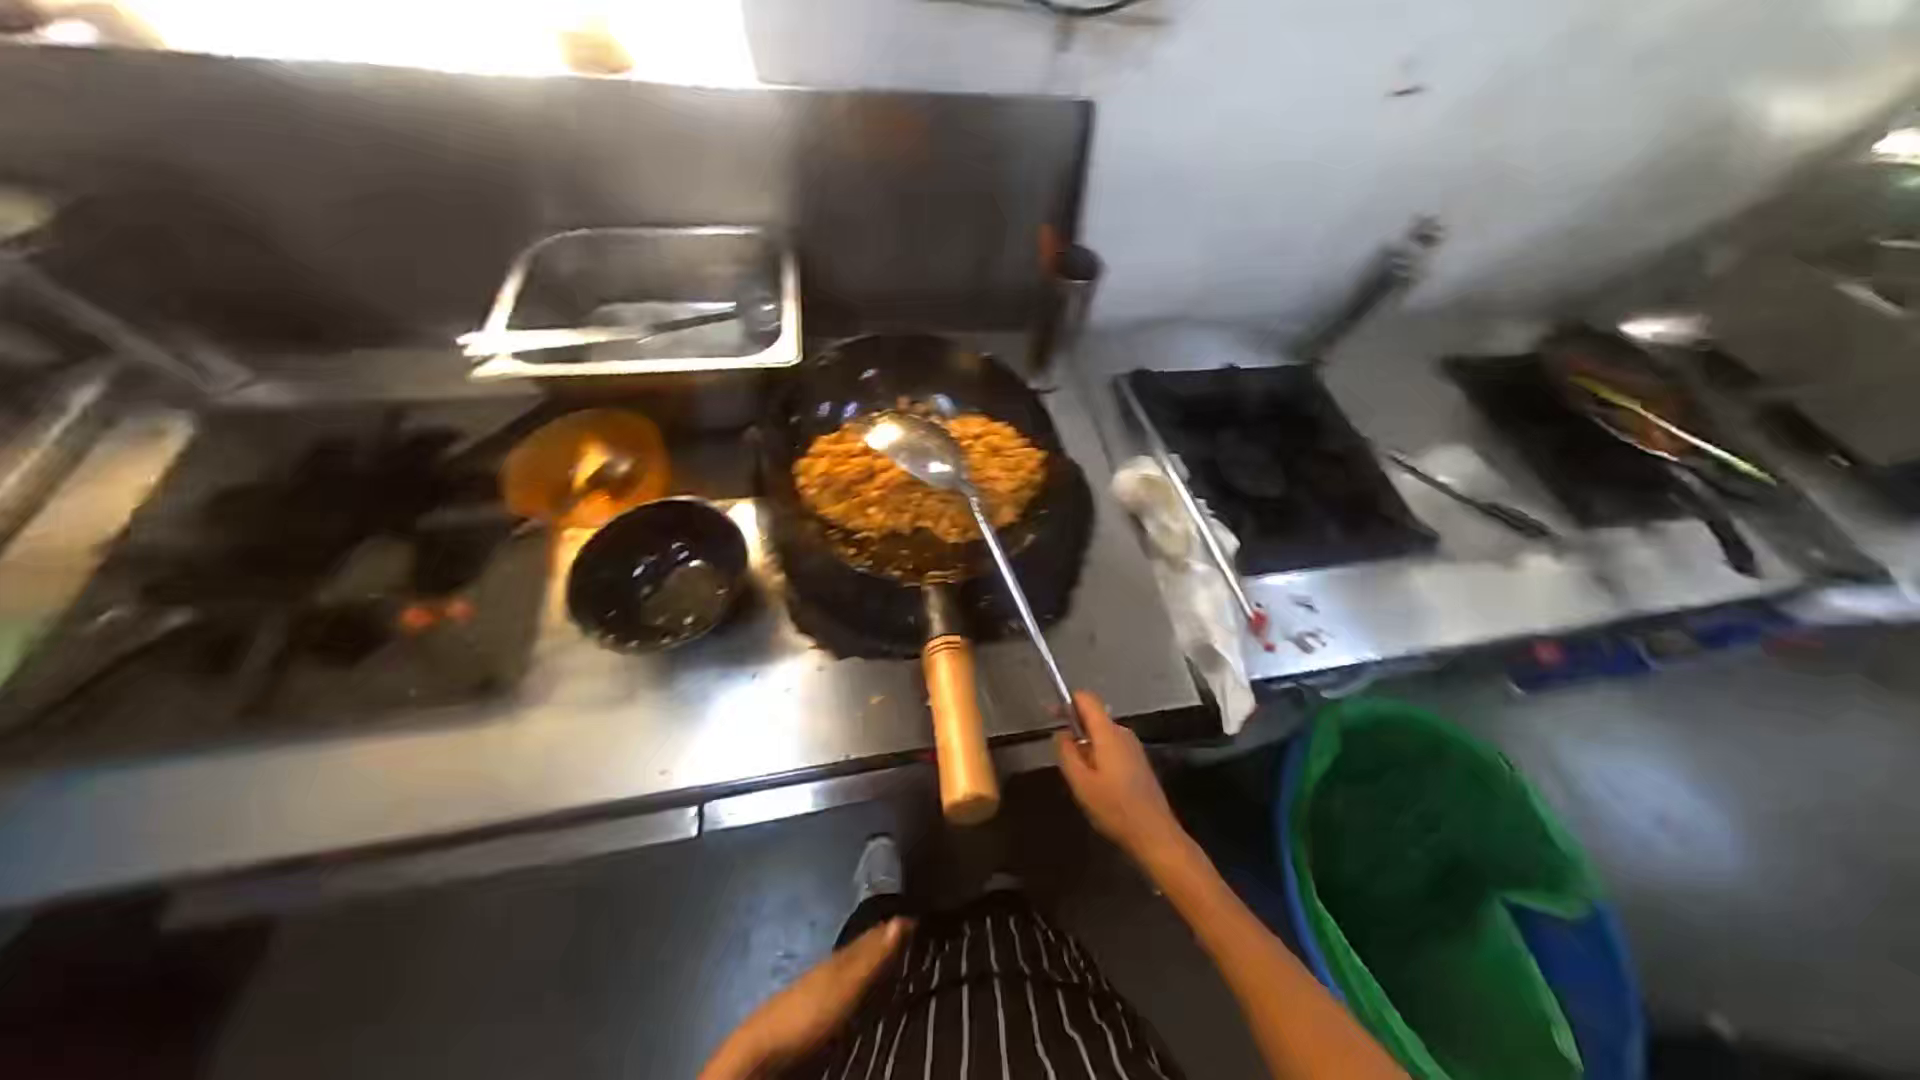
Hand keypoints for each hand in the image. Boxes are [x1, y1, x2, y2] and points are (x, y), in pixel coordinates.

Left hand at [699, 917, 911, 1079]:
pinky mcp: (811, 1019)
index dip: (895, 930)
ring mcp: (818, 994)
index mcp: (839, 960)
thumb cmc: (807, 1015)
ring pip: (852, 973)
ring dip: (872, 968)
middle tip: (914, 940)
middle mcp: (830, 970)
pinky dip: (858, 991)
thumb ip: (872, 958)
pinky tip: (862, 1001)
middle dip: (885, 946)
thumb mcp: (845, 987)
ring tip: (895, 967)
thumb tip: (903, 918)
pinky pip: (843, 995)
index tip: (920, 923)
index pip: (873, 938)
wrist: (758, 1056)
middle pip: (862, 953)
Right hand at [1055, 691, 1188, 868]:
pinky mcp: (1138, 761)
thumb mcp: (1080, 782)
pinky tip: (1096, 783)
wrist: (1154, 834)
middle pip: (1094, 718)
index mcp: (1108, 733)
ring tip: (1078, 775)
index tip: (1052, 715)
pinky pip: (1112, 747)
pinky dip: (1098, 756)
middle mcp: (1123, 734)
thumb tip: (1061, 733)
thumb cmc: (1114, 808)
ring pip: (1102, 735)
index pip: (1087, 699)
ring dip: (1086, 746)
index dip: (1067, 702)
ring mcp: (1133, 747)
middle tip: (1061, 756)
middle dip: (1075, 730)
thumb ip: (1067, 752)